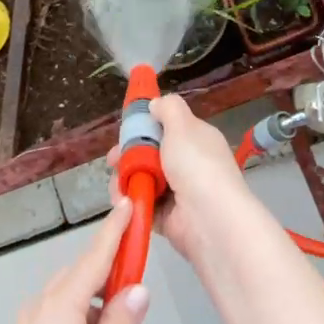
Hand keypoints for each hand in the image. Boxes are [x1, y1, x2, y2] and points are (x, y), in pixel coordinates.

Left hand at [0, 199, 151, 323]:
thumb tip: (135, 289)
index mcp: (59, 305)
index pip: (94, 256)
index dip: (114, 230)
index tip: (127, 201)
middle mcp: (37, 310)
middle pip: (79, 279)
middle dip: (110, 286)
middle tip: (138, 309)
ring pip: (68, 307)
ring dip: (97, 317)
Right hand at [110, 94, 255, 261]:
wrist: (210, 220)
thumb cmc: (196, 165)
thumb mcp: (183, 125)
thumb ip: (168, 108)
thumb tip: (155, 104)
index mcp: (195, 140)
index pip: (167, 129)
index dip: (144, 128)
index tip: (126, 131)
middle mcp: (188, 164)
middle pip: (150, 155)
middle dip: (128, 155)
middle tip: (112, 160)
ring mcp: (177, 192)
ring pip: (143, 179)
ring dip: (125, 179)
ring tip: (116, 185)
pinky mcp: (166, 218)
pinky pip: (143, 204)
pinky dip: (130, 202)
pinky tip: (122, 200)